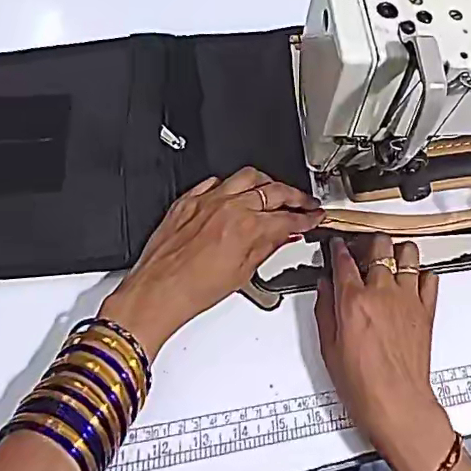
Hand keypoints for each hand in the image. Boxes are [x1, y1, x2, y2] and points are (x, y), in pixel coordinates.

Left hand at [98, 168, 321, 358]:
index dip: (307, 217)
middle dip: (296, 197)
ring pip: (248, 176)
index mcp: (247, 227)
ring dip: (267, 182)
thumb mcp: (243, 274)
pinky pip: (215, 181)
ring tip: (275, 190)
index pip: (288, 217)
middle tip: (304, 203)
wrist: (156, 293)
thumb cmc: (192, 290)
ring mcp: (207, 200)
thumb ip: (268, 247)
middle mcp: (229, 207)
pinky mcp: (188, 201)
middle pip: (275, 190)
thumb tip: (284, 235)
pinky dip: (230, 184)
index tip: (314, 216)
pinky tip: (234, 192)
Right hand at [314, 235, 456, 470]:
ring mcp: (407, 298)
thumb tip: (324, 287)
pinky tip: (411, 281)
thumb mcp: (329, 348)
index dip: (338, 248)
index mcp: (354, 301)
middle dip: (368, 242)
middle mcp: (382, 293)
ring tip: (389, 259)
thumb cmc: (363, 384)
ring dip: (397, 251)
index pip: (344, 259)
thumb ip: (325, 310)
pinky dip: (420, 274)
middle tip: (363, 249)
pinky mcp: (426, 308)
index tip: (337, 246)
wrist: (396, 403)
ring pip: (408, 252)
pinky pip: (429, 277)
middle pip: (378, 246)